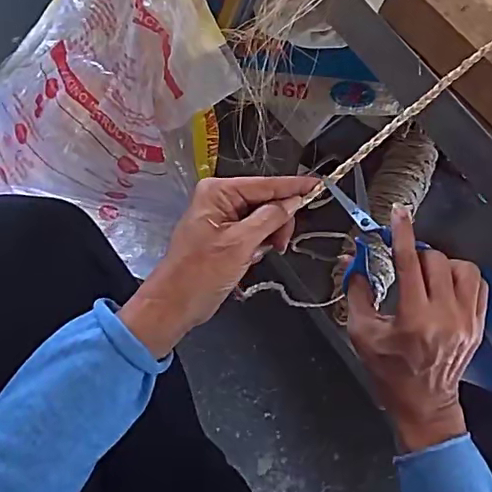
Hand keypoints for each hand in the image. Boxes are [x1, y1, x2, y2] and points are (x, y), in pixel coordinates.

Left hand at [120, 176, 316, 357]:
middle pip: (267, 200)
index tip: (318, 185)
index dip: (294, 186)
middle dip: (279, 220)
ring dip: (270, 235)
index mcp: (218, 192)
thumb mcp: (240, 244)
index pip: (266, 184)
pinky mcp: (225, 235)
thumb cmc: (198, 274)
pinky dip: (260, 244)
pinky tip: (251, 258)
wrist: (173, 306)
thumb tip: (293, 201)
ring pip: (264, 217)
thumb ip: (270, 218)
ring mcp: (222, 217)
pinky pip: (254, 231)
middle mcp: (220, 198)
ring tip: (261, 254)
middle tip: (280, 243)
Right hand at [344, 207, 488, 452]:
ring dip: (441, 264)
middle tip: (404, 265)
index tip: (398, 214)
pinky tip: (446, 285)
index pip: (410, 262)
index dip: (402, 233)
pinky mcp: (478, 324)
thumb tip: (354, 258)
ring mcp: (467, 320)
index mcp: (415, 319)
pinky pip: (477, 282)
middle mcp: (446, 317)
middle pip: (435, 260)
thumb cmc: (390, 372)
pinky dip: (461, 276)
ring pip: (461, 267)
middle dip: (416, 255)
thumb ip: (357, 291)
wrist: (424, 405)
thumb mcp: (362, 334)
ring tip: (427, 277)